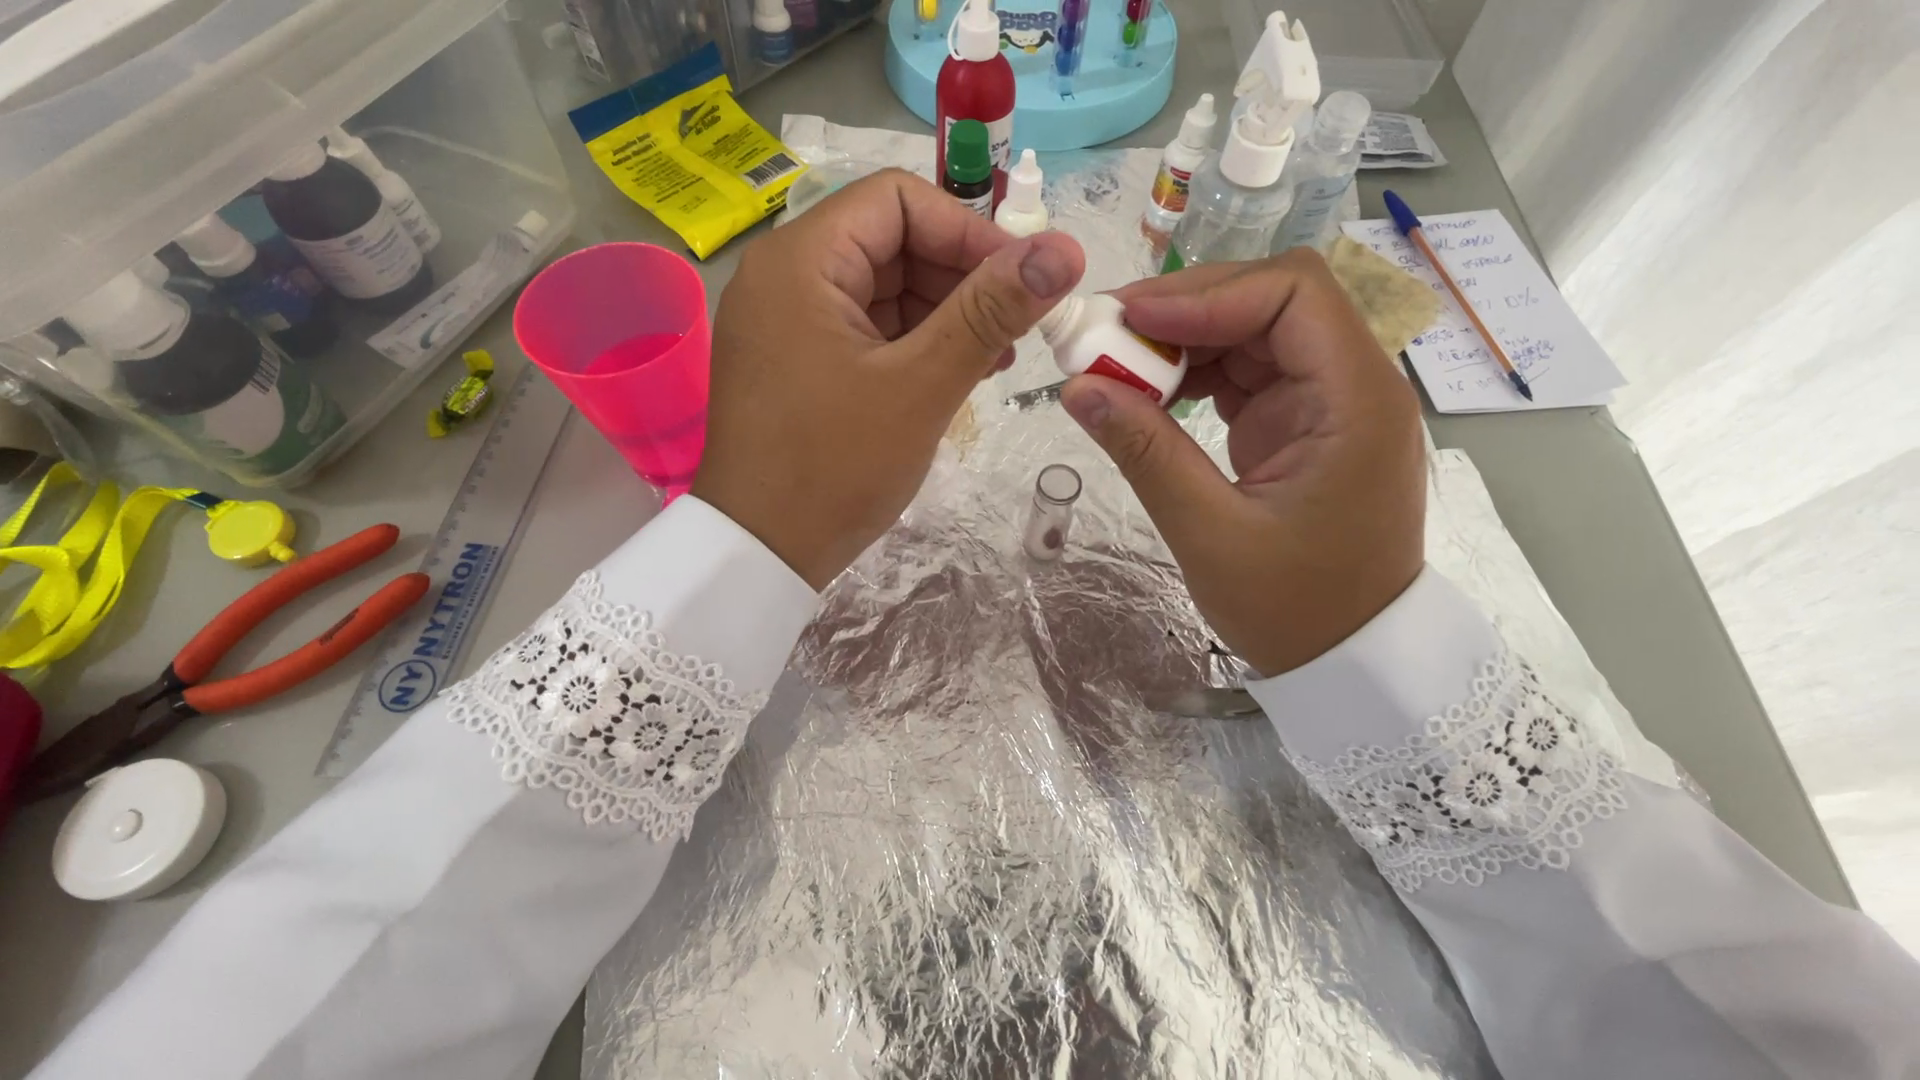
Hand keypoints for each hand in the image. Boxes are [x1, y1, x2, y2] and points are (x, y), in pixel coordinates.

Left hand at [694, 169, 1085, 589]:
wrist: (759, 553)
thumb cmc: (835, 467)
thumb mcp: (922, 385)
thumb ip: (990, 312)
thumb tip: (1064, 250)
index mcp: (801, 261)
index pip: (898, 200)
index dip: (968, 231)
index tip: (1021, 281)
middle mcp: (785, 275)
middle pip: (891, 240)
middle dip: (960, 277)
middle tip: (1013, 328)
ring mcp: (786, 320)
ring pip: (882, 287)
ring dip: (944, 313)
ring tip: (994, 359)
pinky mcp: (795, 359)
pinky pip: (864, 327)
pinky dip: (912, 342)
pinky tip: (953, 374)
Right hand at [1058, 251, 1424, 676]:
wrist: (1352, 656)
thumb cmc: (1294, 609)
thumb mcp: (1210, 536)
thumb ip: (1147, 454)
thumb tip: (1079, 389)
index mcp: (1356, 400)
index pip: (1292, 293)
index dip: (1206, 294)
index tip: (1128, 321)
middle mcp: (1353, 382)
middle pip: (1272, 299)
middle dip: (1187, 309)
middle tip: (1106, 335)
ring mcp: (1330, 400)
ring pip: (1255, 330)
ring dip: (1185, 339)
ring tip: (1117, 365)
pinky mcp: (1306, 421)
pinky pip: (1249, 370)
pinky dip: (1198, 373)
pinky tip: (1151, 393)